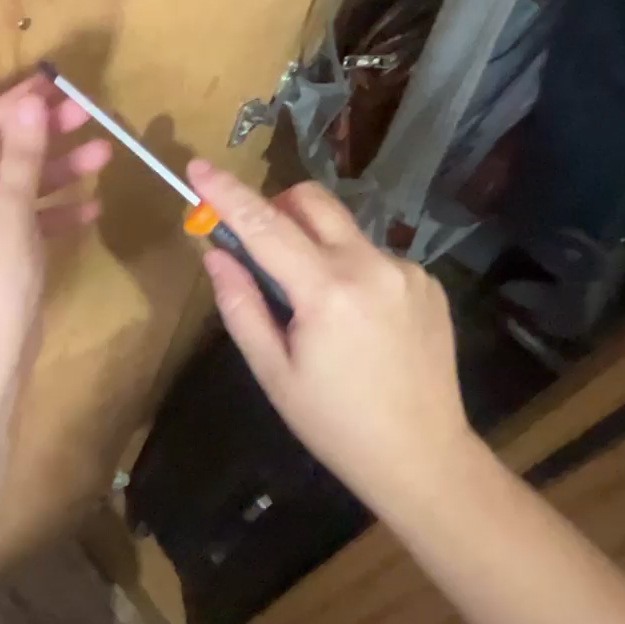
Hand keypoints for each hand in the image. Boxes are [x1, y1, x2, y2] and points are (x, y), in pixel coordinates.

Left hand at [0, 74, 112, 395]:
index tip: (59, 83)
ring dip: (61, 170)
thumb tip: (31, 99)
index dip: (20, 103)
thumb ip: (23, 152)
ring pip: (22, 183)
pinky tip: (93, 208)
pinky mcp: (0, 249)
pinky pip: (30, 217)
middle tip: (89, 114)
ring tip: (106, 154)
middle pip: (4, 151)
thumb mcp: (10, 207)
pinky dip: (58, 211)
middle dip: (47, 134)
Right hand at [186, 159, 478, 497]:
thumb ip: (241, 305)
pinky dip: (346, 268)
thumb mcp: (272, 371)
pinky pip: (371, 255)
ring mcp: (407, 271)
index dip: (227, 193)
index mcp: (328, 292)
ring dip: (312, 243)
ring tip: (310, 304)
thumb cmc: (334, 423)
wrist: (423, 458)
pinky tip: (352, 320)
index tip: (198, 166)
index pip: (266, 225)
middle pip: (312, 201)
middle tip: (256, 245)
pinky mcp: (426, 283)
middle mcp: (372, 266)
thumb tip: (217, 254)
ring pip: (342, 229)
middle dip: (274, 205)